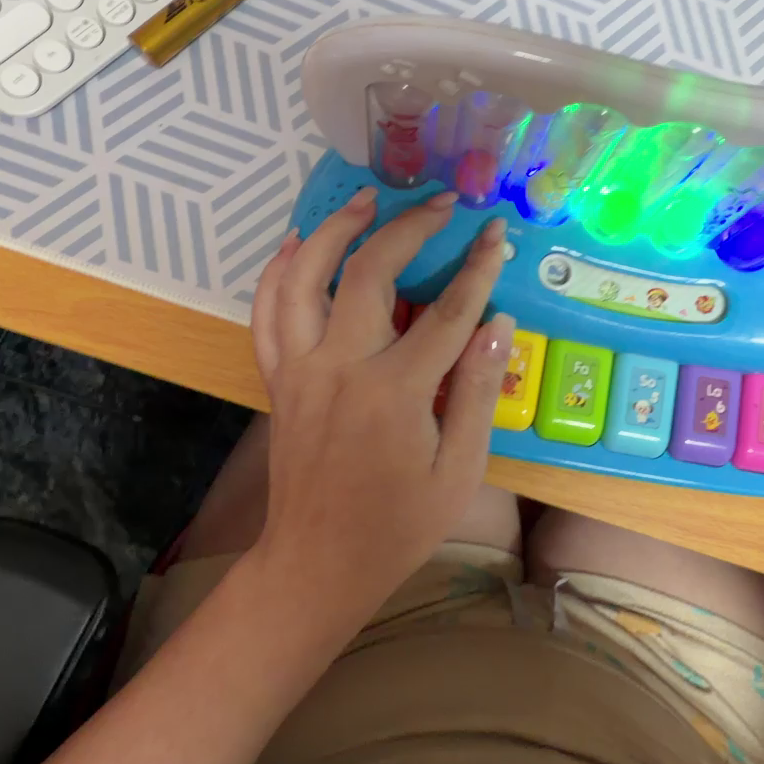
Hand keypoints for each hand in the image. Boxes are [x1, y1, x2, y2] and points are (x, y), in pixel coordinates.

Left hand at [248, 187, 513, 602]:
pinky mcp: (277, 379)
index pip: (447, 311)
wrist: (319, 564)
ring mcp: (300, 369)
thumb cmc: (400, 524)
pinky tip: (298, 244)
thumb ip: (477, 392)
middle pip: (372, 273)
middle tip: (441, 204)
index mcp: (395, 392)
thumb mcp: (460, 470)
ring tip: (365, 200)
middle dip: (410, 228)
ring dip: (335, 230)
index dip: (477, 267)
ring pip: (306, 278)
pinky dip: (279, 272)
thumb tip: (497, 325)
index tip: (496, 232)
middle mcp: (341, 367)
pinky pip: (267, 313)